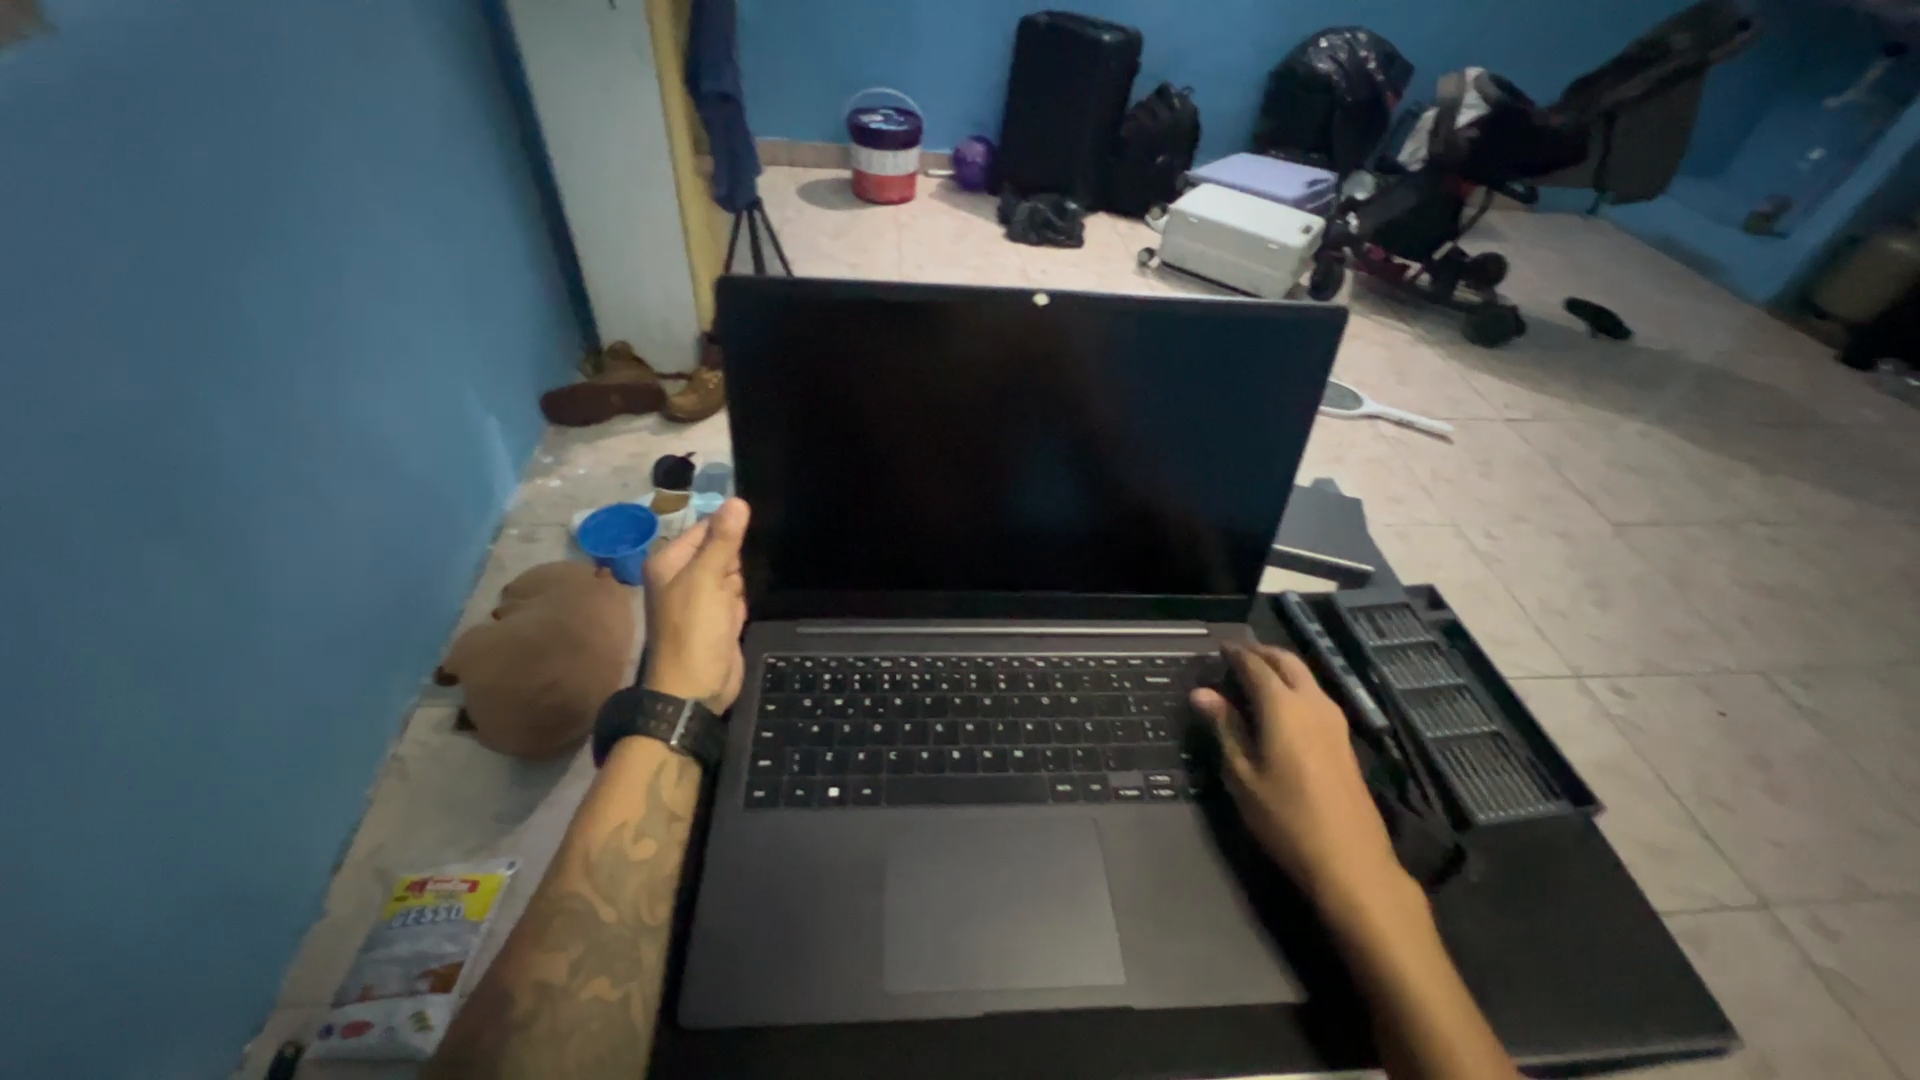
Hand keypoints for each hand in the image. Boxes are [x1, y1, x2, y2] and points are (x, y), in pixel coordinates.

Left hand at [641, 498, 750, 711]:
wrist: (694, 690)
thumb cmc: (695, 631)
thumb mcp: (707, 580)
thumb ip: (723, 541)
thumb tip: (737, 500)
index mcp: (670, 561)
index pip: (706, 527)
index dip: (730, 528)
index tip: (756, 527)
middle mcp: (683, 576)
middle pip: (721, 549)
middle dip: (738, 558)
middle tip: (746, 569)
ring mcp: (702, 598)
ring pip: (733, 573)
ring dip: (743, 581)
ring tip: (743, 594)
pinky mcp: (719, 617)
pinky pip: (737, 595)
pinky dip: (743, 600)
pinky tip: (742, 611)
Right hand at [1190, 644, 1406, 906]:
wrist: (1350, 859)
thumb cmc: (1285, 817)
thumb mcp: (1243, 775)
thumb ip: (1225, 727)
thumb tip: (1201, 692)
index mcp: (1284, 707)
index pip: (1256, 666)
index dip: (1235, 654)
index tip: (1217, 650)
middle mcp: (1313, 703)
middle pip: (1287, 662)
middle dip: (1261, 653)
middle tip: (1236, 656)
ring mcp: (1335, 720)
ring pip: (1306, 677)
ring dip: (1280, 668)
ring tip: (1254, 677)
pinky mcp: (1344, 739)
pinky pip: (1315, 696)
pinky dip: (1294, 687)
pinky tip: (1279, 705)